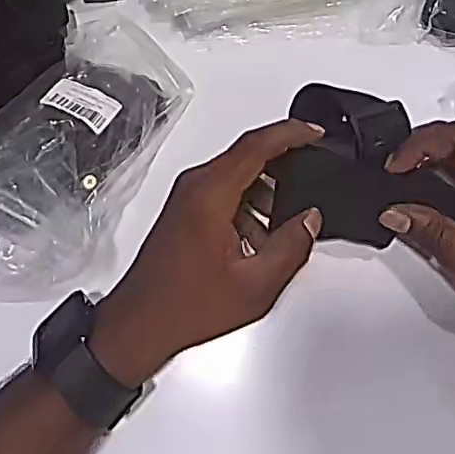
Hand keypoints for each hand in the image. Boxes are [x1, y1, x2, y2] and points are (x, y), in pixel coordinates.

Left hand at [89, 119, 324, 386]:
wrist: (140, 322)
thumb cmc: (184, 305)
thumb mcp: (256, 285)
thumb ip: (291, 246)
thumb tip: (309, 220)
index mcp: (210, 193)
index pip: (255, 145)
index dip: (290, 133)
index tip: (314, 131)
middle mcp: (194, 186)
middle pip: (245, 155)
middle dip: (282, 163)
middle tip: (310, 174)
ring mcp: (186, 196)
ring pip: (234, 175)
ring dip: (264, 191)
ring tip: (285, 223)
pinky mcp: (183, 209)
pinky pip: (222, 191)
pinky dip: (246, 205)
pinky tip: (259, 239)